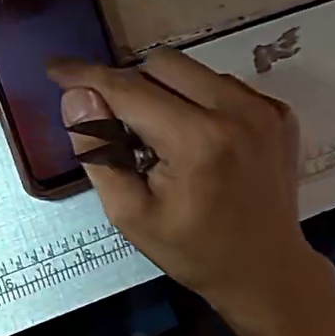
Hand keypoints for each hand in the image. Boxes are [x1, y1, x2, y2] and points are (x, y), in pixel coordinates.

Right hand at [48, 49, 330, 327]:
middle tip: (119, 125)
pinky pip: (222, 84)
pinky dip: (198, 100)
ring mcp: (263, 109)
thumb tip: (77, 97)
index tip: (56, 69)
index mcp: (197, 141)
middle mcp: (236, 111)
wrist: (264, 270)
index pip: (127, 89)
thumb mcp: (130, 214)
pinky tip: (197, 140)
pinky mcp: (278, 112)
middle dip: (129, 86)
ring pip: (192, 69)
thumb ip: (99, 153)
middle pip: (161, 64)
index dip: (86, 76)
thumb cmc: (192, 250)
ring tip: (162, 139)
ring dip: (165, 92)